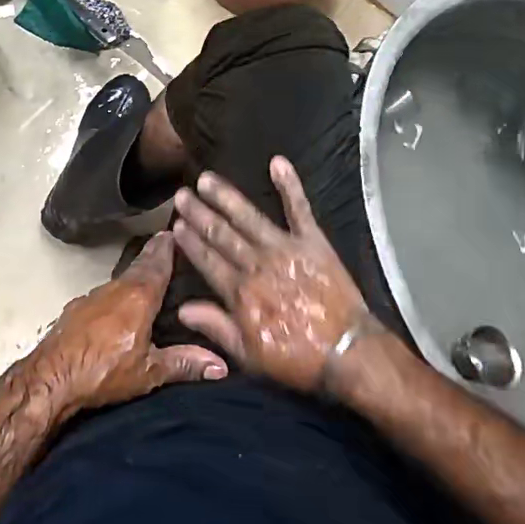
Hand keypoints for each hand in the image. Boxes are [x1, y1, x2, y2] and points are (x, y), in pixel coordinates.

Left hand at [19, 233, 227, 420]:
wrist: (50, 377)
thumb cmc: (103, 372)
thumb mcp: (149, 372)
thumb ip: (184, 363)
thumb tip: (221, 365)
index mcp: (138, 297)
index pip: (157, 265)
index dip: (167, 249)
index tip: (174, 232)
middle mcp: (115, 289)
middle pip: (139, 267)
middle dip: (153, 255)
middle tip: (165, 242)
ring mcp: (92, 296)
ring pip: (120, 280)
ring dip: (135, 274)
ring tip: (149, 273)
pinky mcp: (76, 309)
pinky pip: (104, 294)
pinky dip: (117, 293)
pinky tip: (119, 304)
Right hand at [172, 157, 370, 392]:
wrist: (348, 354)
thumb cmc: (297, 360)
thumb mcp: (249, 356)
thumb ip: (216, 327)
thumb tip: (182, 309)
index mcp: (241, 293)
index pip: (207, 260)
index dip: (190, 242)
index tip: (176, 224)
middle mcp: (257, 265)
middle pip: (221, 234)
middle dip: (199, 214)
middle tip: (181, 195)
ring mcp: (284, 250)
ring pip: (248, 218)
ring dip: (225, 197)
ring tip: (206, 179)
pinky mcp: (312, 243)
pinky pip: (299, 210)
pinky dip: (289, 186)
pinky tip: (277, 163)